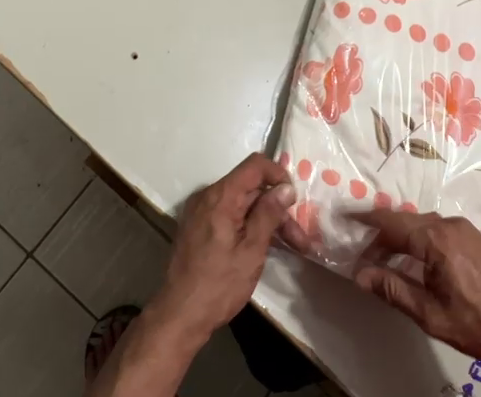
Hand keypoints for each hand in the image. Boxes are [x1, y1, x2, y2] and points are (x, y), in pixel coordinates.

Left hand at [149, 153, 300, 343]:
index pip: (254, 165)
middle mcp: (207, 196)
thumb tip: (285, 187)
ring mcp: (201, 211)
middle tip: (301, 239)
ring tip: (292, 246)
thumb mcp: (251, 251)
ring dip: (266, 220)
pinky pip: (229, 215)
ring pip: (242, 203)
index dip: (278, 175)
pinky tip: (266, 246)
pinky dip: (249, 225)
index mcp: (220, 197)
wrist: (179, 315)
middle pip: (250, 188)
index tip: (294, 200)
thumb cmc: (219, 285)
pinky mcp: (198, 227)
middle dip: (277, 208)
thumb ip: (268, 215)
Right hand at [352, 211, 480, 396]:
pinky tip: (413, 258)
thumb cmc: (479, 325)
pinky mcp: (474, 238)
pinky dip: (418, 238)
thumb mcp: (430, 314)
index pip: (390, 222)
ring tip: (383, 259)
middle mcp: (449, 225)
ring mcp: (464, 229)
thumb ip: (394, 290)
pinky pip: (436, 229)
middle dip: (380, 234)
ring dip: (400, 237)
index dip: (364, 221)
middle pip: (405, 220)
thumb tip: (361, 274)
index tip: (343, 217)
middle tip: (361, 252)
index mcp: (436, 240)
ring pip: (421, 224)